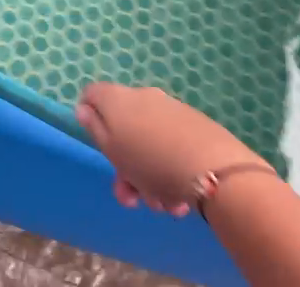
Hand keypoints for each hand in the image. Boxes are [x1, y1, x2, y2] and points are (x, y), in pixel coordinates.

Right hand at [76, 83, 267, 215]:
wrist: (215, 171)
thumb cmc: (151, 162)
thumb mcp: (112, 149)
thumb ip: (94, 127)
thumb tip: (84, 108)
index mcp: (116, 98)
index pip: (91, 94)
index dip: (88, 116)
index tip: (98, 144)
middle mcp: (143, 96)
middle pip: (124, 127)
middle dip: (126, 165)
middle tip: (133, 196)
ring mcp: (172, 110)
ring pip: (150, 143)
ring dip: (151, 176)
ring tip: (164, 205)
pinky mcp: (197, 126)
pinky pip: (173, 145)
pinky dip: (171, 169)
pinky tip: (181, 198)